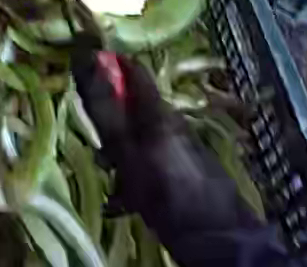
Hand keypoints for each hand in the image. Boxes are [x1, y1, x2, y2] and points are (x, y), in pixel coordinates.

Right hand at [70, 47, 266, 243]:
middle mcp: (170, 119)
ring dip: (120, 150)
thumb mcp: (127, 151)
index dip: (106, 65)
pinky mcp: (187, 169)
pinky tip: (127, 198)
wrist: (223, 244)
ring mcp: (181, 144)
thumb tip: (83, 61)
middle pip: (132, 103)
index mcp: (156, 109)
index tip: (83, 78)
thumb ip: (105, 108)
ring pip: (140, 132)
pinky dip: (136, 170)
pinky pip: (152, 156)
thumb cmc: (168, 193)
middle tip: (97, 145)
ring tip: (110, 177)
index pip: (130, 67)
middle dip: (109, 119)